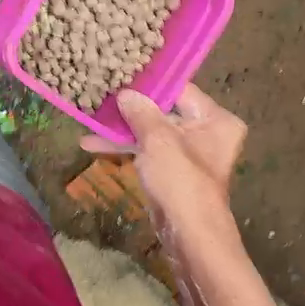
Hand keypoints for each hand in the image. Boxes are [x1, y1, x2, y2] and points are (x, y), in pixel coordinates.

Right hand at [80, 84, 246, 229]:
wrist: (188, 232)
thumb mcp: (158, 140)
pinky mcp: (171, 169)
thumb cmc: (180, 181)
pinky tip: (94, 144)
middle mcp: (206, 131)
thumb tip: (126, 92)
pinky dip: (125, 147)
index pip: (180, 90)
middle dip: (129, 109)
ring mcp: (188, 152)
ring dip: (122, 129)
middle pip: (163, 110)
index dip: (150, 84)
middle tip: (101, 96)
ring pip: (151, 131)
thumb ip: (141, 113)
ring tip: (89, 121)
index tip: (121, 74)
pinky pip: (147, 149)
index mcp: (215, 119)